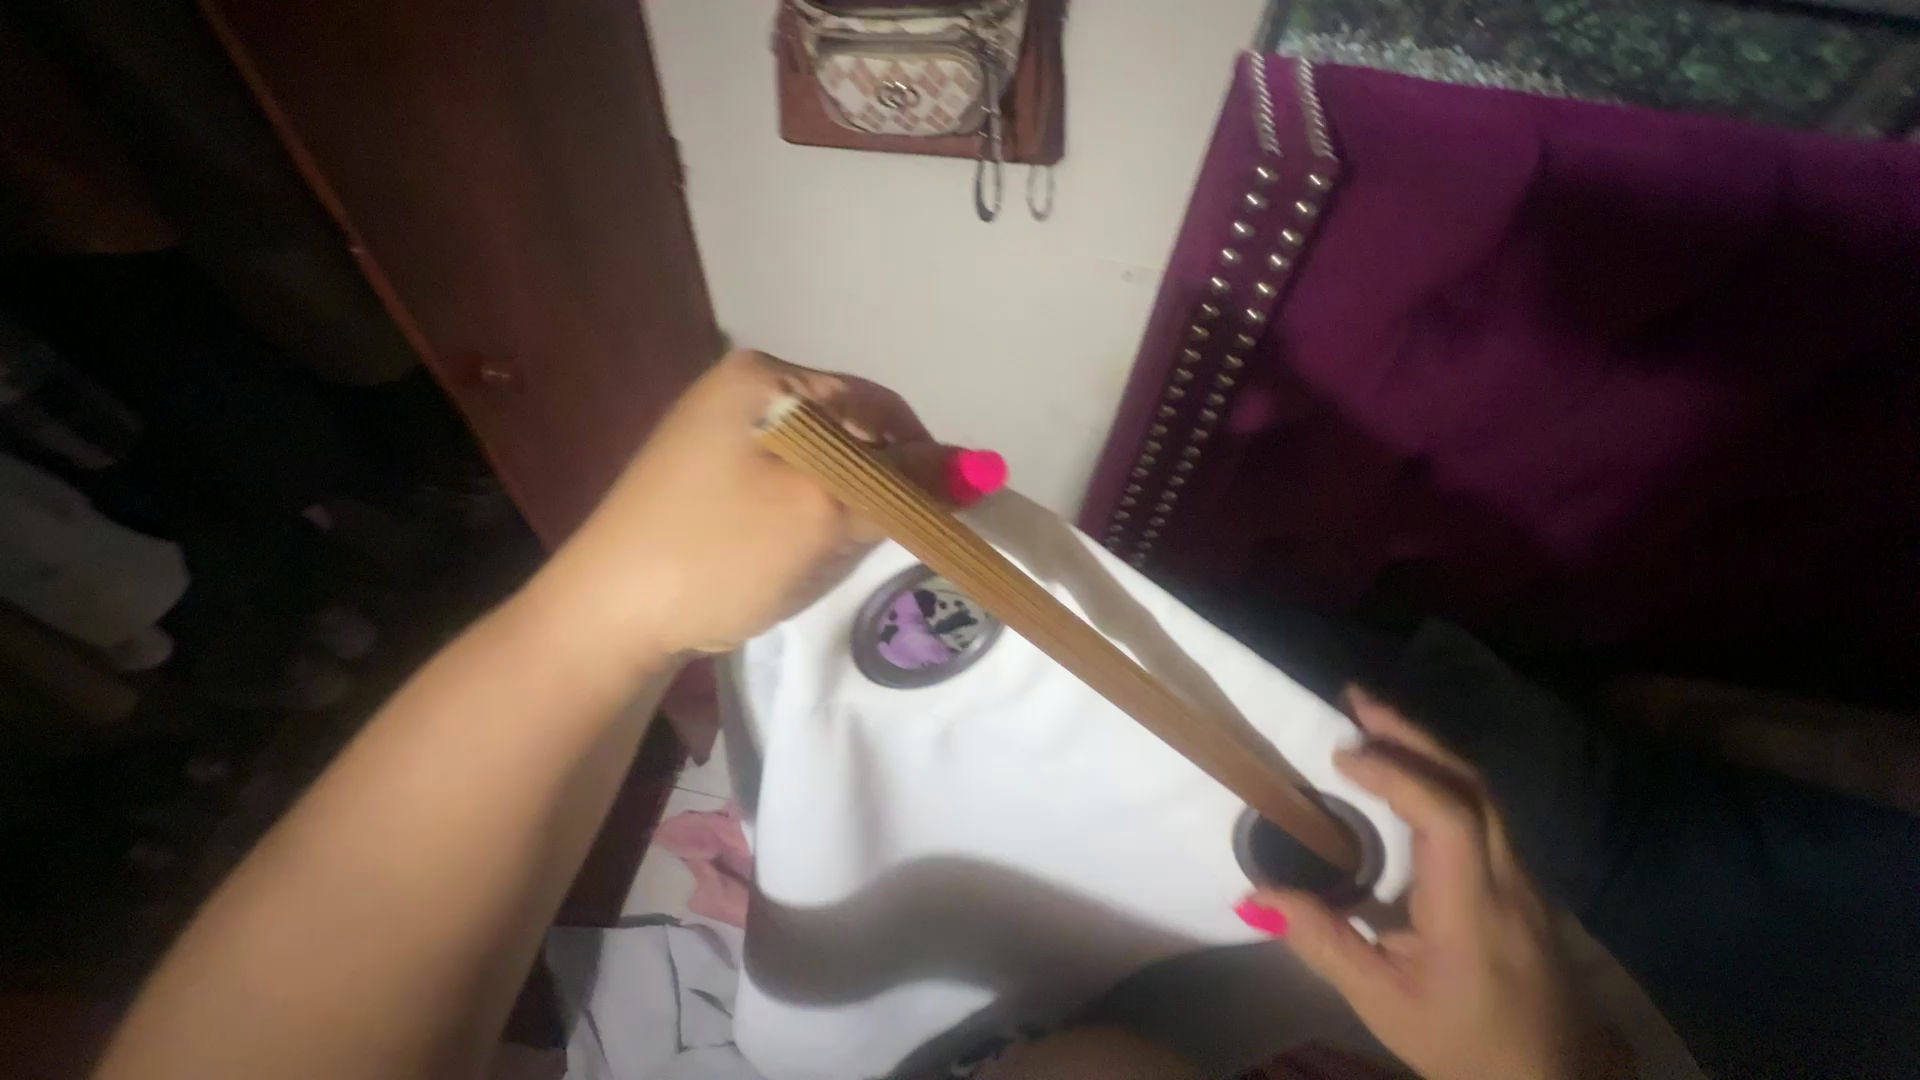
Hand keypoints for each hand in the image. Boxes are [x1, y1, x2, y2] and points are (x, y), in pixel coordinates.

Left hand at [532, 349, 960, 665]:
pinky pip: (784, 483)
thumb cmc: (722, 552)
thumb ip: (907, 485)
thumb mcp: (825, 514)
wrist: (607, 618)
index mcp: (765, 375)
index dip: (920, 458)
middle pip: (849, 431)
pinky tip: (791, 553)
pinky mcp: (703, 476)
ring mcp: (716, 432)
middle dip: (876, 486)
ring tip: (825, 553)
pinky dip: (806, 516)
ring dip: (843, 506)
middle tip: (872, 541)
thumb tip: (986, 465)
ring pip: (820, 463)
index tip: (937, 515)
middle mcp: (739, 388)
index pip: (876, 405)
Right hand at [1249, 688, 1627, 1079]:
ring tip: (1372, 720)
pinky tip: (1407, 769)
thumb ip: (1322, 942)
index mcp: (1472, 908)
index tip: (1341, 756)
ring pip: (1482, 791)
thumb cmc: (1465, 1043)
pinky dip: (1440, 773)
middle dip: (1412, 736)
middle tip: (1356, 700)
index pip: (1448, 818)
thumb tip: (1255, 894)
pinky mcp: (1519, 881)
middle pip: (1471, 786)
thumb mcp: (1384, 1002)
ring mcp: (1521, 877)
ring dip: (1426, 748)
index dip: (1397, 776)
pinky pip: (1482, 809)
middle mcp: (1506, 879)